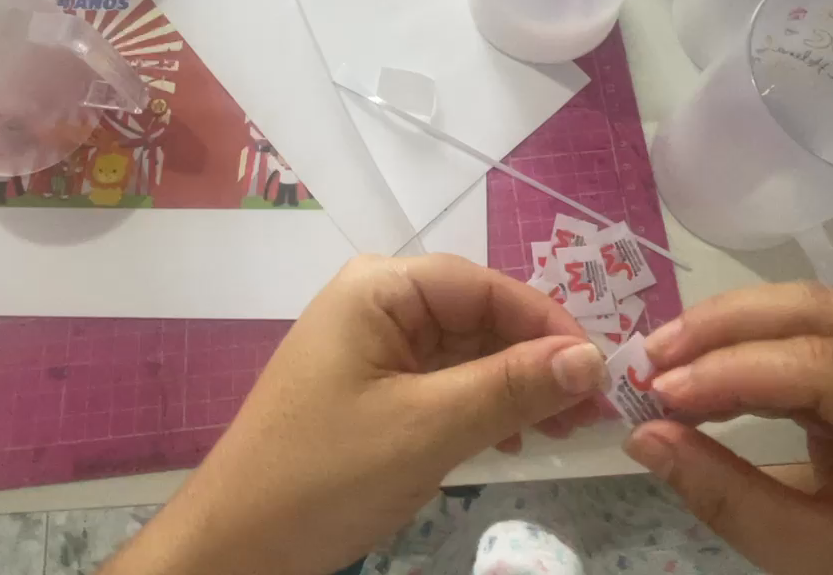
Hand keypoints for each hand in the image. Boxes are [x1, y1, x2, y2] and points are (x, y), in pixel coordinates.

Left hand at [107, 254, 607, 574]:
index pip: (481, 285)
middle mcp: (379, 302)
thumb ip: (511, 387)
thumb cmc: (326, 474)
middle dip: (533, 359)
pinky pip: (445, 380)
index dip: (543, 320)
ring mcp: (376, 344)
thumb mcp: (428, 429)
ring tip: (562, 430)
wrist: (235, 550)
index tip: (597, 368)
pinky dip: (483, 405)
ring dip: (514, 385)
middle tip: (589, 411)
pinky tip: (514, 439)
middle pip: (476, 315)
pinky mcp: (376, 384)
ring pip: (465, 350)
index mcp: (381, 287)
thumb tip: (592, 357)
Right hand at [623, 283, 832, 574]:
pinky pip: (812, 334)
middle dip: (725, 328)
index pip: (830, 366)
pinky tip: (707, 365)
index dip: (736, 370)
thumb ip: (733, 500)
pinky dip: (751, 346)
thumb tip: (642, 438)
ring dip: (732, 327)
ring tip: (667, 356)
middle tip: (652, 358)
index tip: (660, 392)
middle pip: (819, 313)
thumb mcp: (828, 565)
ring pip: (811, 309)